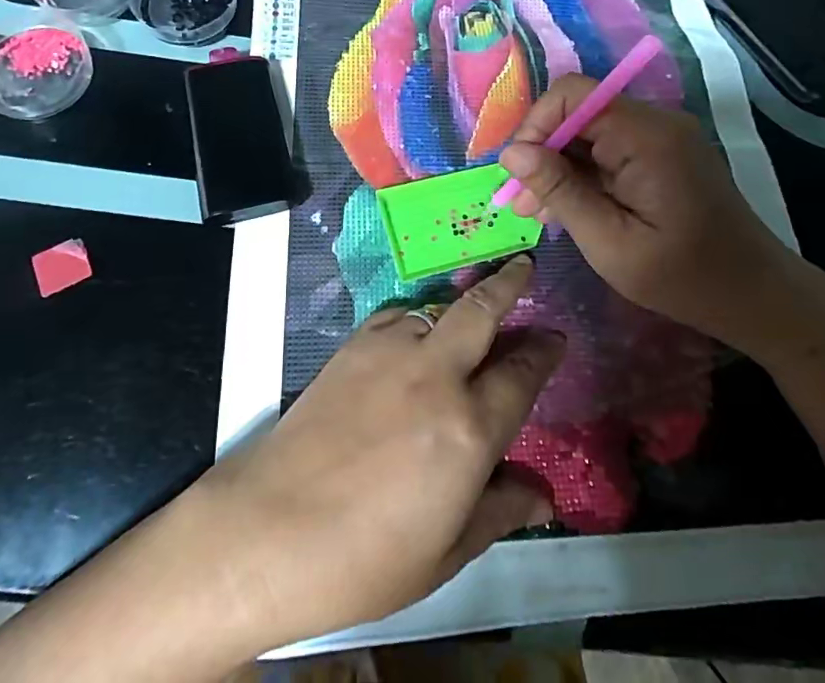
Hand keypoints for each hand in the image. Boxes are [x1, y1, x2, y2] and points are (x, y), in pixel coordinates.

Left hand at [176, 255, 564, 651]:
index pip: (522, 372)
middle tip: (523, 265)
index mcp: (469, 428)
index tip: (555, 336)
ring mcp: (385, 357)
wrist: (269, 529)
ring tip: (470, 304)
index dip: (543, 351)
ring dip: (457, 303)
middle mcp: (433, 376)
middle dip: (507, 284)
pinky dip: (414, 318)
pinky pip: (393, 318)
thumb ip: (500, 510)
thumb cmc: (366, 559)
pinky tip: (414, 335)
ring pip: (433, 309)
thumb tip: (542, 493)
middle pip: (479, 312)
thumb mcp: (447, 552)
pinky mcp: (347, 352)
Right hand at [497, 75, 801, 352]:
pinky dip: (580, 174)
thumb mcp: (608, 240)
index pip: (573, 94)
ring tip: (536, 212)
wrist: (754, 296)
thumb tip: (510, 152)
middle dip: (541, 152)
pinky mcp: (660, 155)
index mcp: (647, 137)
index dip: (536, 124)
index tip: (518, 173)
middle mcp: (656, 124)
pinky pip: (606, 149)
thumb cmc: (681, 277)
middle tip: (520, 203)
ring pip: (587, 133)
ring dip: (556, 167)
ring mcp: (660, 138)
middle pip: (577, 112)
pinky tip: (564, 209)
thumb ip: (559, 190)